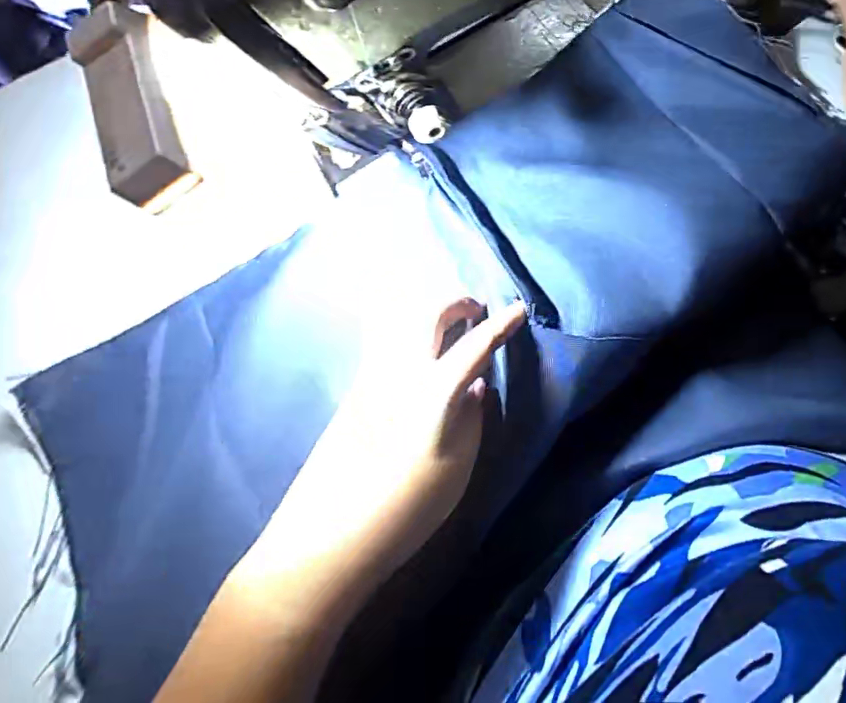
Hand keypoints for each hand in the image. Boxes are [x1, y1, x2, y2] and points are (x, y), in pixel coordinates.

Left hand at [236, 298, 527, 613]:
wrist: (326, 542)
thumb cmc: (406, 507)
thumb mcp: (458, 464)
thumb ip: (473, 415)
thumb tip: (476, 387)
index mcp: (434, 391)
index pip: (475, 344)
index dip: (501, 324)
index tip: (519, 309)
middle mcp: (400, 372)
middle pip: (429, 314)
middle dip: (458, 303)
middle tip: (478, 312)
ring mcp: (370, 379)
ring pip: (400, 320)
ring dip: (430, 313)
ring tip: (450, 328)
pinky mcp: (353, 393)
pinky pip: (385, 342)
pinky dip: (410, 332)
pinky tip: (420, 353)